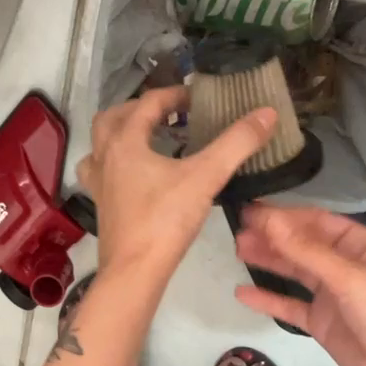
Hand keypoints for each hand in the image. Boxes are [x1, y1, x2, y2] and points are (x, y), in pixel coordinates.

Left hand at [76, 86, 275, 283]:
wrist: (135, 271)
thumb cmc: (165, 220)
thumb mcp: (206, 177)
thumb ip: (237, 143)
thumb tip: (267, 113)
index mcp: (125, 143)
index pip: (147, 103)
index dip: (173, 95)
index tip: (196, 99)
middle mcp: (104, 159)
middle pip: (111, 120)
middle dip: (136, 111)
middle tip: (164, 115)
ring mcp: (99, 186)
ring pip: (98, 149)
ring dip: (117, 138)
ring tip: (144, 142)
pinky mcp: (101, 209)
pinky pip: (101, 178)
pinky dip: (115, 169)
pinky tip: (135, 180)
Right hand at [233, 203, 365, 365]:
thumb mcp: (349, 278)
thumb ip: (306, 251)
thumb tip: (269, 222)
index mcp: (364, 246)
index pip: (319, 222)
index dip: (285, 216)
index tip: (251, 212)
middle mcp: (348, 266)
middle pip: (304, 245)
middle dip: (273, 237)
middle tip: (238, 229)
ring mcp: (334, 296)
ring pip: (295, 273)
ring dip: (269, 262)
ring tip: (237, 251)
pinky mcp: (322, 323)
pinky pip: (291, 306)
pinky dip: (268, 300)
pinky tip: (243, 293)